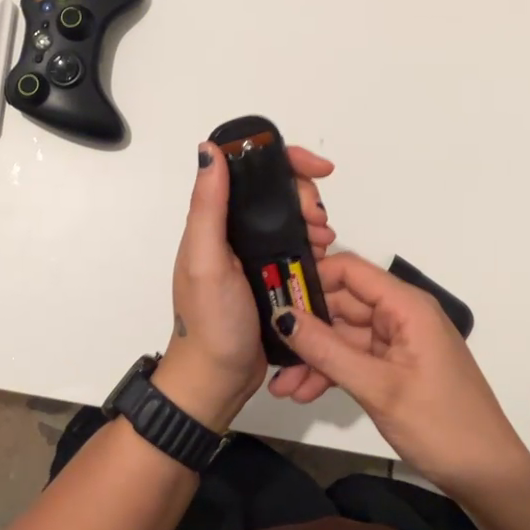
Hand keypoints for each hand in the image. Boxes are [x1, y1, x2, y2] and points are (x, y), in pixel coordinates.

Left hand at [156, 142, 335, 430]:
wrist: (218, 379)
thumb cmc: (210, 320)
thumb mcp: (206, 259)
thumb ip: (209, 206)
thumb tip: (210, 149)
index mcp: (214, 221)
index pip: (248, 171)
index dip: (284, 160)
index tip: (319, 169)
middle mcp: (233, 231)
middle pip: (276, 192)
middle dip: (305, 196)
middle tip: (318, 221)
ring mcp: (253, 255)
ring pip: (291, 220)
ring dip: (313, 222)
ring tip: (323, 242)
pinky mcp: (271, 278)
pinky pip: (298, 250)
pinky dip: (314, 247)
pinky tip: (322, 258)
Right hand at [270, 253, 529, 500]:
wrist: (488, 478)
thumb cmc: (441, 425)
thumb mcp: (378, 387)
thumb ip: (327, 350)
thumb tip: (281, 315)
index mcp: (407, 306)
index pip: (350, 270)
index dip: (310, 277)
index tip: (273, 296)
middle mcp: (401, 316)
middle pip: (341, 304)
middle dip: (304, 328)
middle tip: (267, 349)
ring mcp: (398, 344)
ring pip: (342, 336)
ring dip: (312, 358)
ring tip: (282, 387)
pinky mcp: (394, 368)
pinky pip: (353, 359)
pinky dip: (329, 373)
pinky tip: (302, 393)